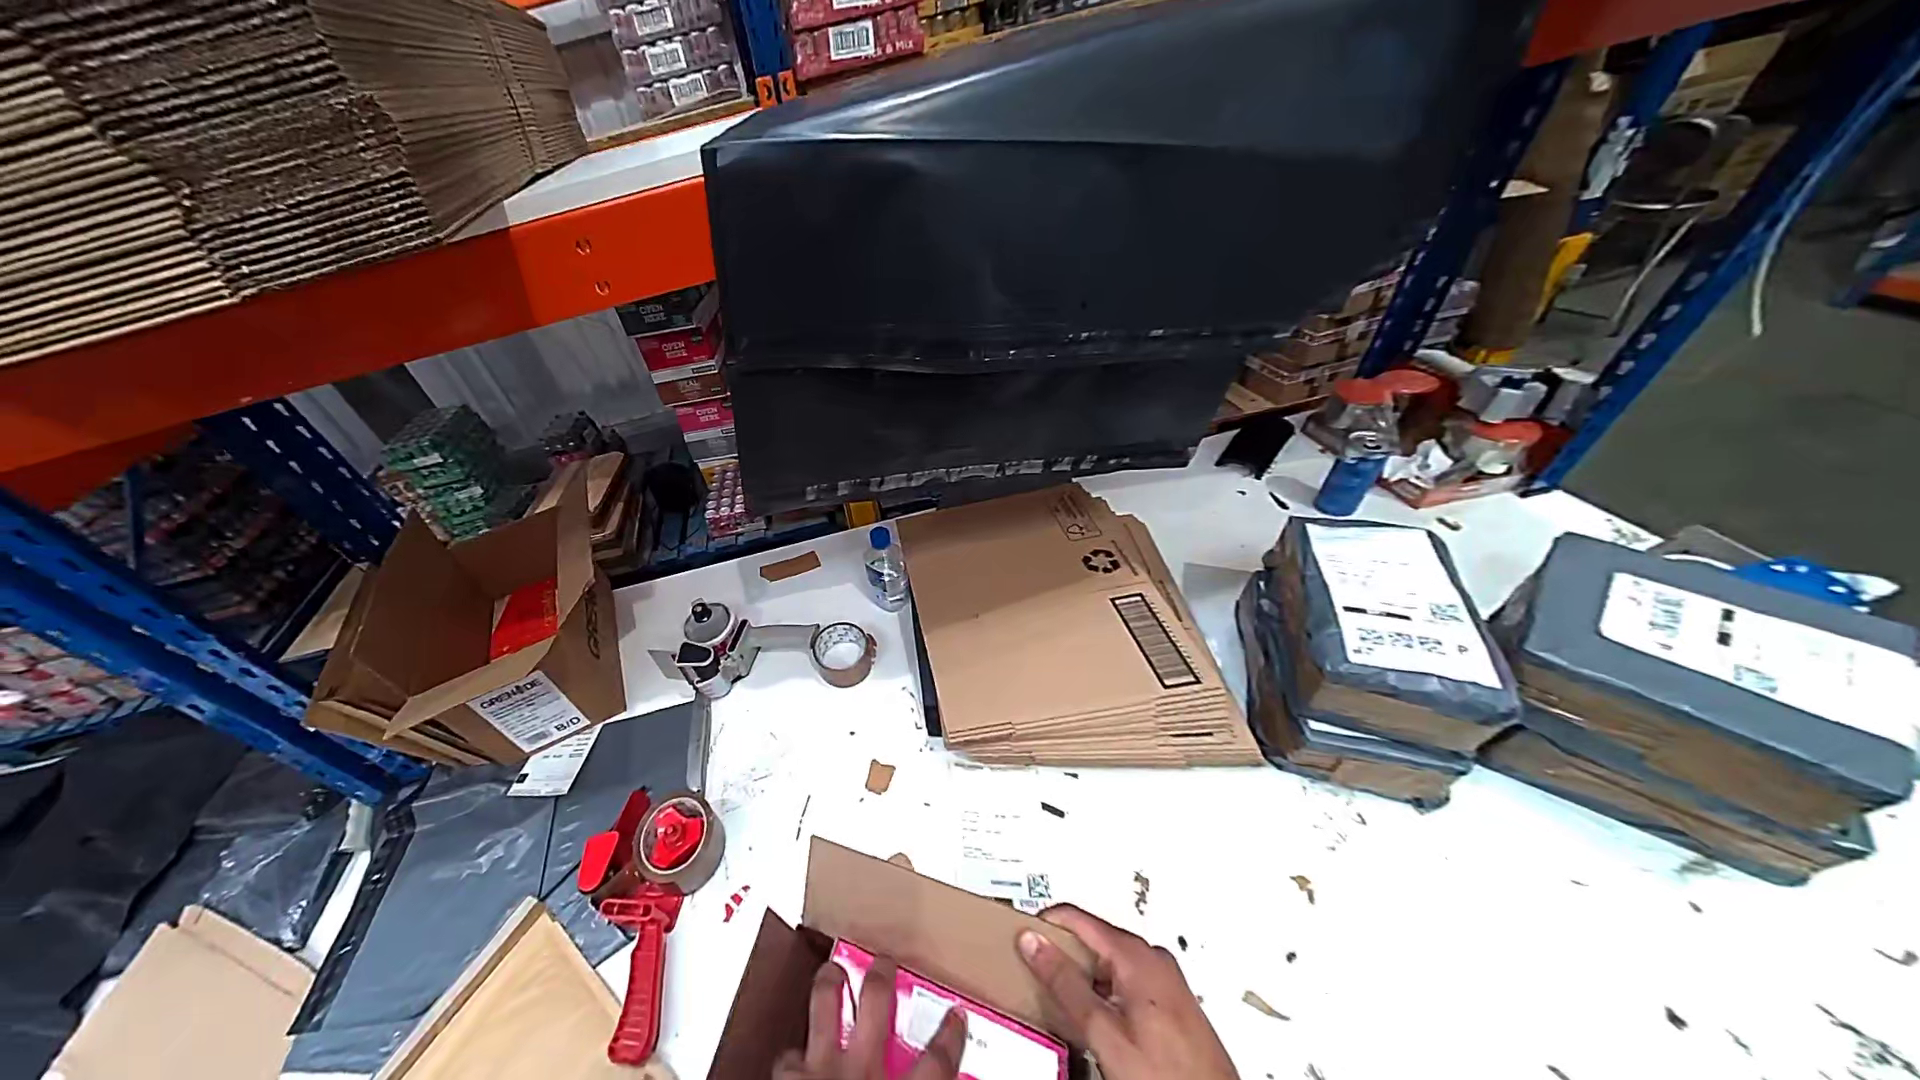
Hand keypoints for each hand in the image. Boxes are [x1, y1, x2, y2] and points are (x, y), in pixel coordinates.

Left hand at [773, 956, 968, 1079]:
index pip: (939, 1060)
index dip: (950, 1035)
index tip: (957, 1015)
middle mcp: (863, 1072)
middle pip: (877, 1002)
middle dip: (881, 975)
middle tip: (884, 963)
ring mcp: (822, 1072)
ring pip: (826, 1004)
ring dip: (829, 984)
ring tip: (831, 972)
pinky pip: (787, 1058)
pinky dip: (791, 1058)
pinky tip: (792, 1056)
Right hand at [1017, 905, 1238, 1079]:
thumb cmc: (1165, 1077)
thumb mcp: (1103, 1032)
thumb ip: (1065, 983)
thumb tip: (1034, 942)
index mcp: (1136, 955)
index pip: (1077, 918)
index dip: (1045, 924)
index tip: (1020, 938)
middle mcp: (1152, 957)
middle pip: (1093, 938)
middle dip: (1062, 954)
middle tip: (1034, 976)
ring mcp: (1164, 977)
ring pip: (1108, 961)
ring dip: (1082, 976)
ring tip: (1061, 1004)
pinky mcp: (1170, 998)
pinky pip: (1125, 978)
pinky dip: (1103, 991)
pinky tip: (1094, 1021)